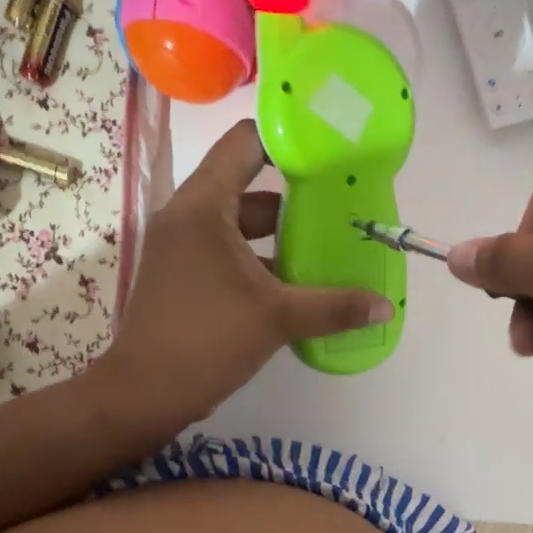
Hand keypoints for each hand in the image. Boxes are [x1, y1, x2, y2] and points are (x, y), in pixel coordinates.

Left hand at [90, 120, 392, 426]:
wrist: (147, 391)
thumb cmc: (208, 339)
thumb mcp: (278, 319)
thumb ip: (335, 307)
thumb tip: (385, 306)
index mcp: (203, 207)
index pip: (244, 144)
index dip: (287, 141)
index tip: (329, 153)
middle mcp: (188, 216)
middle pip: (247, 187)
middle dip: (295, 198)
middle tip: (341, 209)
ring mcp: (183, 248)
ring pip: (240, 226)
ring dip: (280, 235)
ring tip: (327, 248)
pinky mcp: (184, 276)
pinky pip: (229, 254)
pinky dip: (262, 261)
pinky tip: (297, 284)